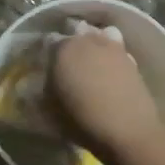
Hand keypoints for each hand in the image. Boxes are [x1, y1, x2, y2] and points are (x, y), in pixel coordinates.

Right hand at [45, 30, 164, 154]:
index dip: (46, 53)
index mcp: (62, 48)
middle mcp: (88, 41)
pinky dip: (109, 56)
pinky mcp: (132, 60)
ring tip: (88, 63)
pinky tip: (107, 72)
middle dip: (69, 45)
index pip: (48, 40)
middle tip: (65, 64)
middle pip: (75, 33)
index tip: (45, 66)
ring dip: (91, 46)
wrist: (128, 132)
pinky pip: (116, 50)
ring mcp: (113, 48)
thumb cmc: (80, 119)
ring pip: (98, 36)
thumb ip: (39, 89)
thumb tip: (32, 83)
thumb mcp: (47, 108)